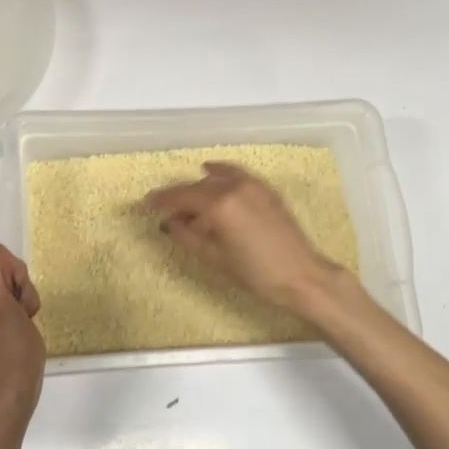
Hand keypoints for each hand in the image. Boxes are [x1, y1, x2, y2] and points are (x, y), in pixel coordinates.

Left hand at [0, 229, 44, 412]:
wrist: (20, 378)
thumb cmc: (6, 342)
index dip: (1, 267)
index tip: (6, 290)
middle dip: (14, 278)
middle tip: (13, 304)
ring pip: (11, 270)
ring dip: (22, 290)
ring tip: (18, 313)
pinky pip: (17, 284)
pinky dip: (25, 298)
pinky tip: (22, 315)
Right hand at [146, 162, 347, 315]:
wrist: (301, 276)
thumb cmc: (255, 272)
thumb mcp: (214, 257)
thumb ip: (187, 235)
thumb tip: (169, 221)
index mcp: (219, 205)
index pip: (182, 196)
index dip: (161, 200)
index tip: (146, 203)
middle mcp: (234, 187)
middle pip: (197, 188)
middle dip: (179, 197)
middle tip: (165, 210)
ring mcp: (253, 185)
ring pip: (216, 180)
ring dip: (199, 188)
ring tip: (188, 203)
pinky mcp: (266, 189)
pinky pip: (236, 174)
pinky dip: (221, 172)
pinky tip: (210, 172)